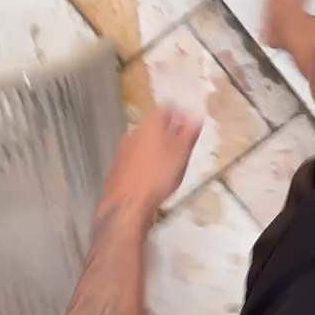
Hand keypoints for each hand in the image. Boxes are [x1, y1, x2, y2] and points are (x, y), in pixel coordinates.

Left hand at [97, 104, 202, 233]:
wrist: (126, 205)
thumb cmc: (158, 176)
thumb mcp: (181, 154)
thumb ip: (189, 133)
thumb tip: (196, 114)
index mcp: (150, 126)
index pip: (166, 109)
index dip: (179, 113)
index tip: (189, 122)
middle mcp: (134, 133)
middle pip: (154, 125)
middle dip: (169, 130)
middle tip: (183, 141)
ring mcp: (123, 149)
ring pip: (144, 140)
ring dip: (157, 145)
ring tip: (170, 158)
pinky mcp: (117, 166)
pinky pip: (136, 155)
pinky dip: (147, 158)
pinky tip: (153, 172)